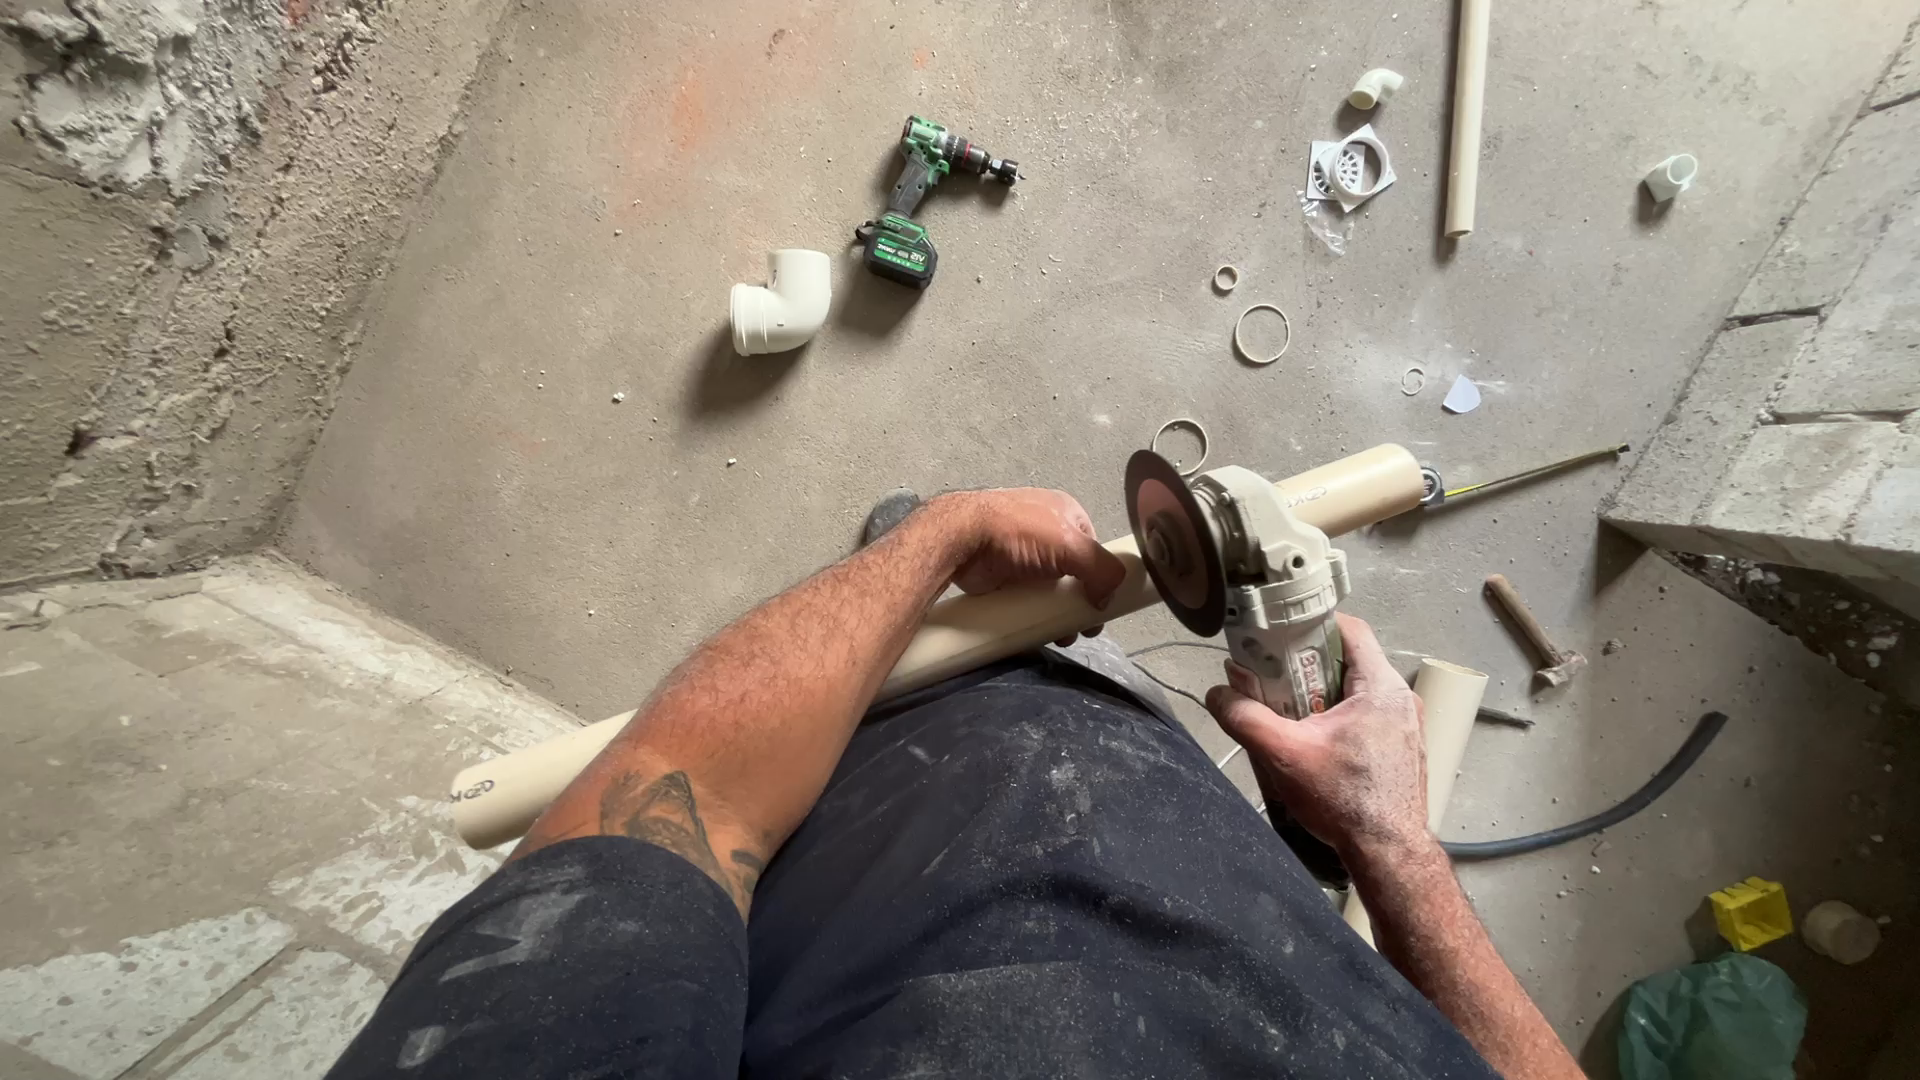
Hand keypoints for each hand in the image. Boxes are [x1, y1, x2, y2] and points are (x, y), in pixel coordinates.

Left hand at [935, 489, 1126, 643]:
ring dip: (1057, 614)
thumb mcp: (1071, 545)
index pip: (1095, 551)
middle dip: (1078, 603)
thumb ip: (1102, 569)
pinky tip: (1035, 629)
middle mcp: (1045, 532)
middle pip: (1073, 575)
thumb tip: (1107, 597)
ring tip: (1058, 635)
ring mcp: (1022, 555)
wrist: (961, 541)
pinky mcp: (1003, 575)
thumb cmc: (1018, 533)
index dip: (1101, 579)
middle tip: (1079, 629)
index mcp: (1066, 514)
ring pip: (1050, 591)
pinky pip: (1026, 598)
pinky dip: (1033, 614)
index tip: (1101, 607)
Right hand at [1205, 613, 1432, 859]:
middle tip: (1270, 677)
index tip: (1277, 636)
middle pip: (1345, 657)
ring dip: (1316, 691)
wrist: (1388, 855)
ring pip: (1352, 687)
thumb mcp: (1282, 753)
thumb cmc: (1345, 800)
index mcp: (1382, 688)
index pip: (1348, 628)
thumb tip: (1217, 694)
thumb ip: (1243, 717)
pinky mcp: (1400, 746)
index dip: (1309, 623)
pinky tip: (1311, 739)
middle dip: (1303, 663)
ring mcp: (1405, 724)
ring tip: (1286, 711)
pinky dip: (1332, 713)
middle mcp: (1400, 698)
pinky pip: (1362, 711)